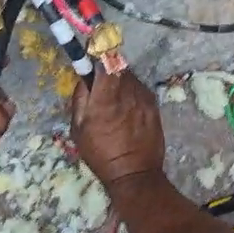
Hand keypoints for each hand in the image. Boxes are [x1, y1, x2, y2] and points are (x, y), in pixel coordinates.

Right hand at [70, 69, 165, 188]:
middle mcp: (127, 93)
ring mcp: (144, 98)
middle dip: (109, 70)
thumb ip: (80, 99)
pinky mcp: (154, 105)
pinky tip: (129, 107)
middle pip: (119, 67)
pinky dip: (133, 92)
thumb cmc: (101, 154)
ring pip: (131, 78)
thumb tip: (84, 79)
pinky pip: (141, 89)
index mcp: (105, 98)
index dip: (99, 59)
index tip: (93, 63)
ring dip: (122, 81)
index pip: (105, 63)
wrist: (134, 173)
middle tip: (102, 85)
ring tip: (116, 99)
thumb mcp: (78, 130)